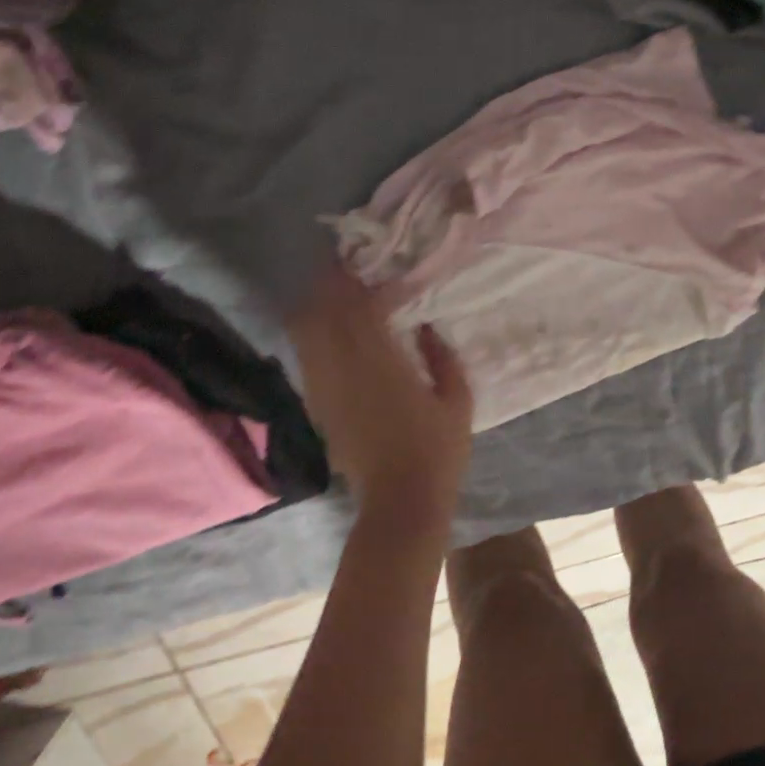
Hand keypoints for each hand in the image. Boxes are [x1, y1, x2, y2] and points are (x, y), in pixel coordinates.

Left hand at [287, 269, 472, 517]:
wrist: (401, 500)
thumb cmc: (438, 450)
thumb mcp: (458, 400)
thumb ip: (443, 358)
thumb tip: (425, 327)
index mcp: (383, 363)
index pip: (361, 307)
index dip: (365, 282)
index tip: (380, 269)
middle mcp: (345, 368)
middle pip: (324, 310)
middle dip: (332, 283)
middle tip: (347, 266)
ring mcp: (325, 387)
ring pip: (306, 330)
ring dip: (317, 305)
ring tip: (334, 291)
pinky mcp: (318, 404)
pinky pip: (307, 356)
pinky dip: (314, 334)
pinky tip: (330, 330)